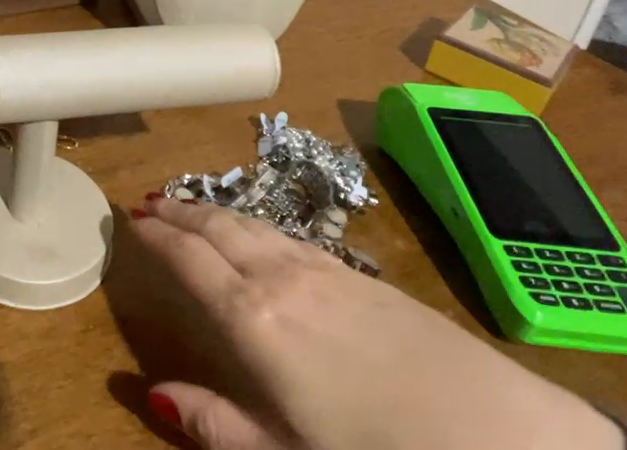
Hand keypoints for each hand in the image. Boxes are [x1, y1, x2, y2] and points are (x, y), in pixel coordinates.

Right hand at [130, 196, 625, 449]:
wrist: (497, 432)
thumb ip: (216, 423)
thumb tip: (151, 392)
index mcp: (252, 320)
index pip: (189, 260)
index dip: (156, 236)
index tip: (129, 219)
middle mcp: (280, 279)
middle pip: (217, 228)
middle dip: (179, 211)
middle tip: (148, 200)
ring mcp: (324, 271)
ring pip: (252, 225)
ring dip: (214, 211)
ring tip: (189, 205)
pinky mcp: (359, 275)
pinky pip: (288, 235)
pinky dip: (255, 224)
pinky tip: (257, 233)